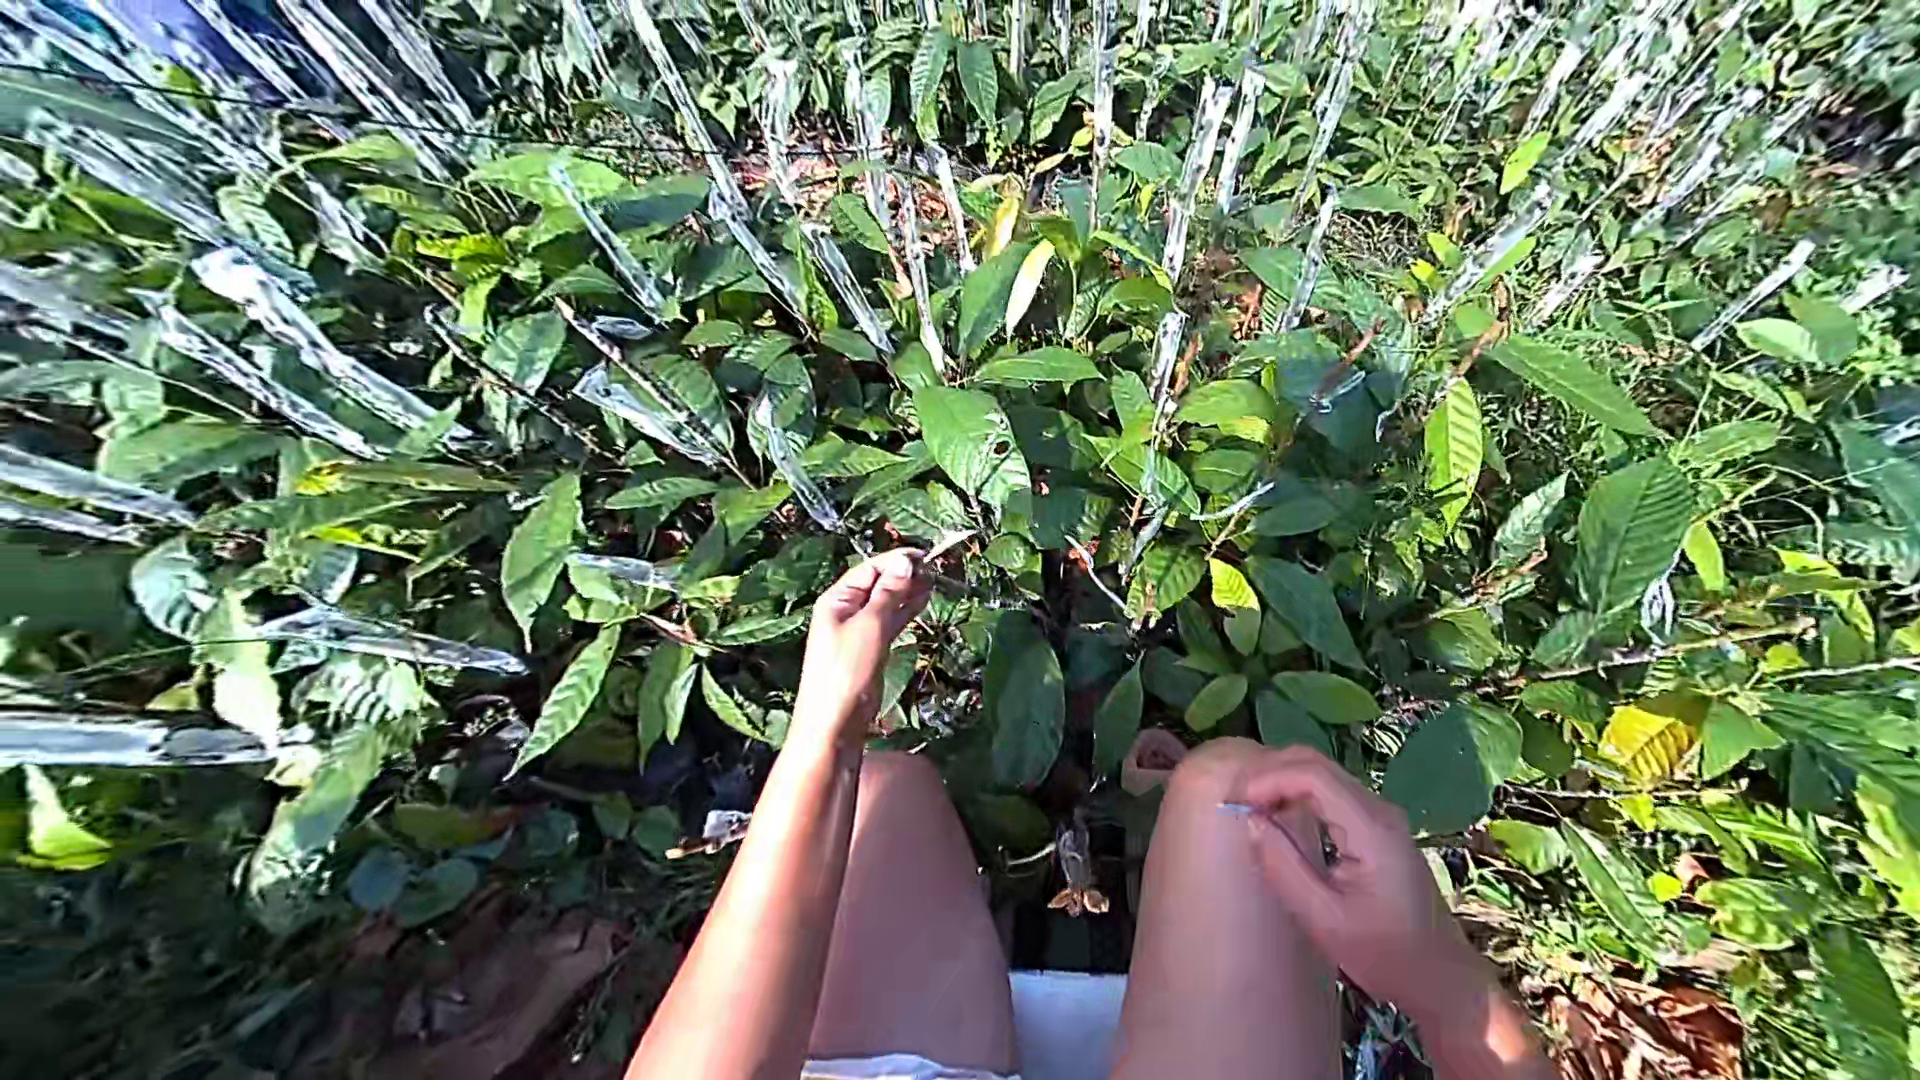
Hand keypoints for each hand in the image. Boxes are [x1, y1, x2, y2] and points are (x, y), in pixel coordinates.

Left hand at [790, 549, 930, 745]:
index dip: (897, 560)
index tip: (927, 557)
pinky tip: (922, 602)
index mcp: (837, 599)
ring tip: (934, 581)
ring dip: (908, 591)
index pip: (870, 568)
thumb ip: (888, 593)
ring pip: (886, 602)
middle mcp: (845, 610)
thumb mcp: (870, 626)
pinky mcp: (870, 648)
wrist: (835, 723)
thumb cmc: (847, 670)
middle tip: (936, 569)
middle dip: (904, 574)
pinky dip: (905, 611)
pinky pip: (890, 621)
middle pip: (878, 583)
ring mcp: (858, 630)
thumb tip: (906, 562)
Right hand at [1240, 746, 1489, 1022]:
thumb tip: (1248, 818)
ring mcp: (1377, 812)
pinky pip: (1324, 787)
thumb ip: (1282, 864)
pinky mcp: (1371, 820)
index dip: (1266, 779)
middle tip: (1234, 799)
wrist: (1444, 980)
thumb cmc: (1385, 955)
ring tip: (1248, 805)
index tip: (1236, 803)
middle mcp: (1377, 808)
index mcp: (1372, 829)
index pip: (1311, 775)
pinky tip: (1274, 812)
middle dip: (1266, 772)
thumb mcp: (1323, 919)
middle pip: (1312, 761)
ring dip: (1276, 778)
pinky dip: (1291, 789)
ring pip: (1316, 769)